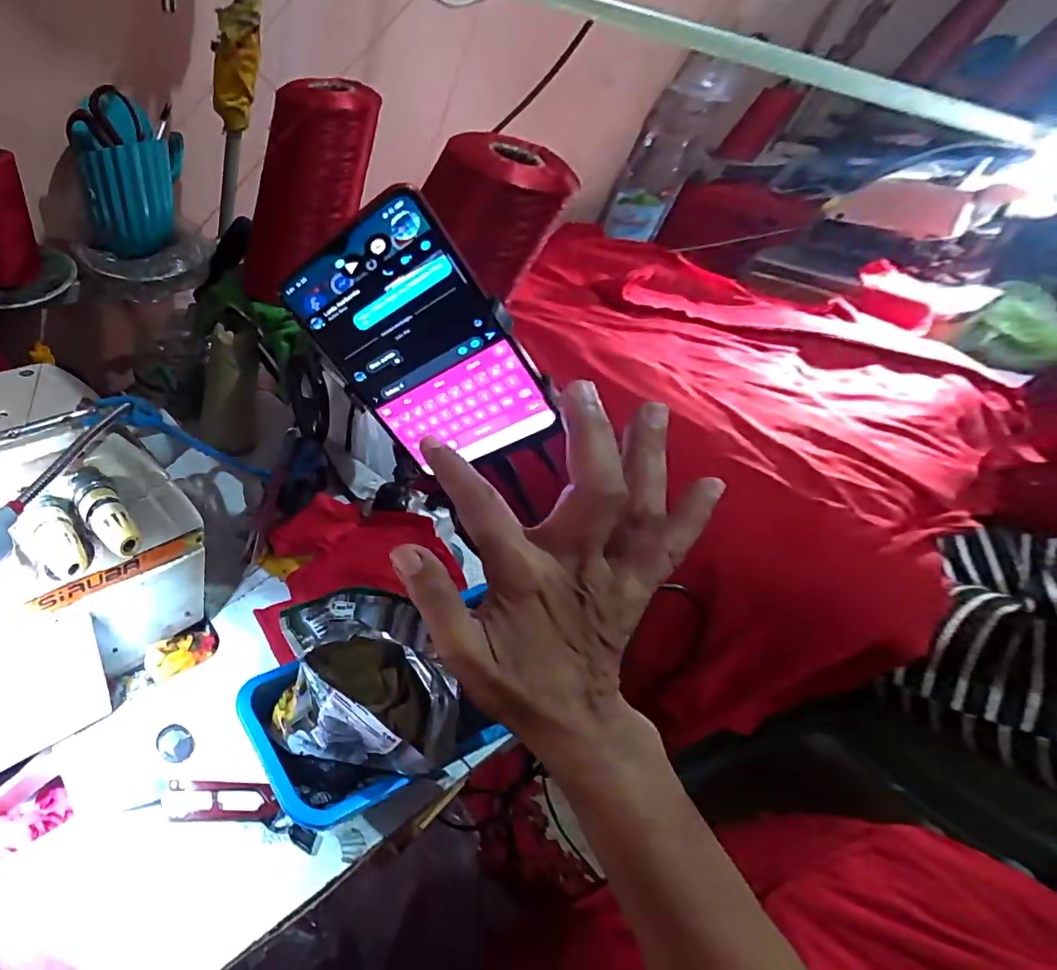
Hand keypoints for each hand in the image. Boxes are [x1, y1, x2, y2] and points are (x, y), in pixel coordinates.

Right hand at [391, 380, 723, 768]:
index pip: (487, 514)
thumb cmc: (512, 683)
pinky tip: (708, 481)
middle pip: (593, 493)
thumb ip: (433, 600)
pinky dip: (692, 513)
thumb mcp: (459, 652)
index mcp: (526, 580)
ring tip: (650, 412)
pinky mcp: (639, 587)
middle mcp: (578, 567)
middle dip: (589, 437)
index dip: (458, 474)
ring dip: (647, 458)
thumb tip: (405, 549)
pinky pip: (671, 545)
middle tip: (580, 391)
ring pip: (640, 508)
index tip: (434, 441)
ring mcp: (616, 575)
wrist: (578, 722)